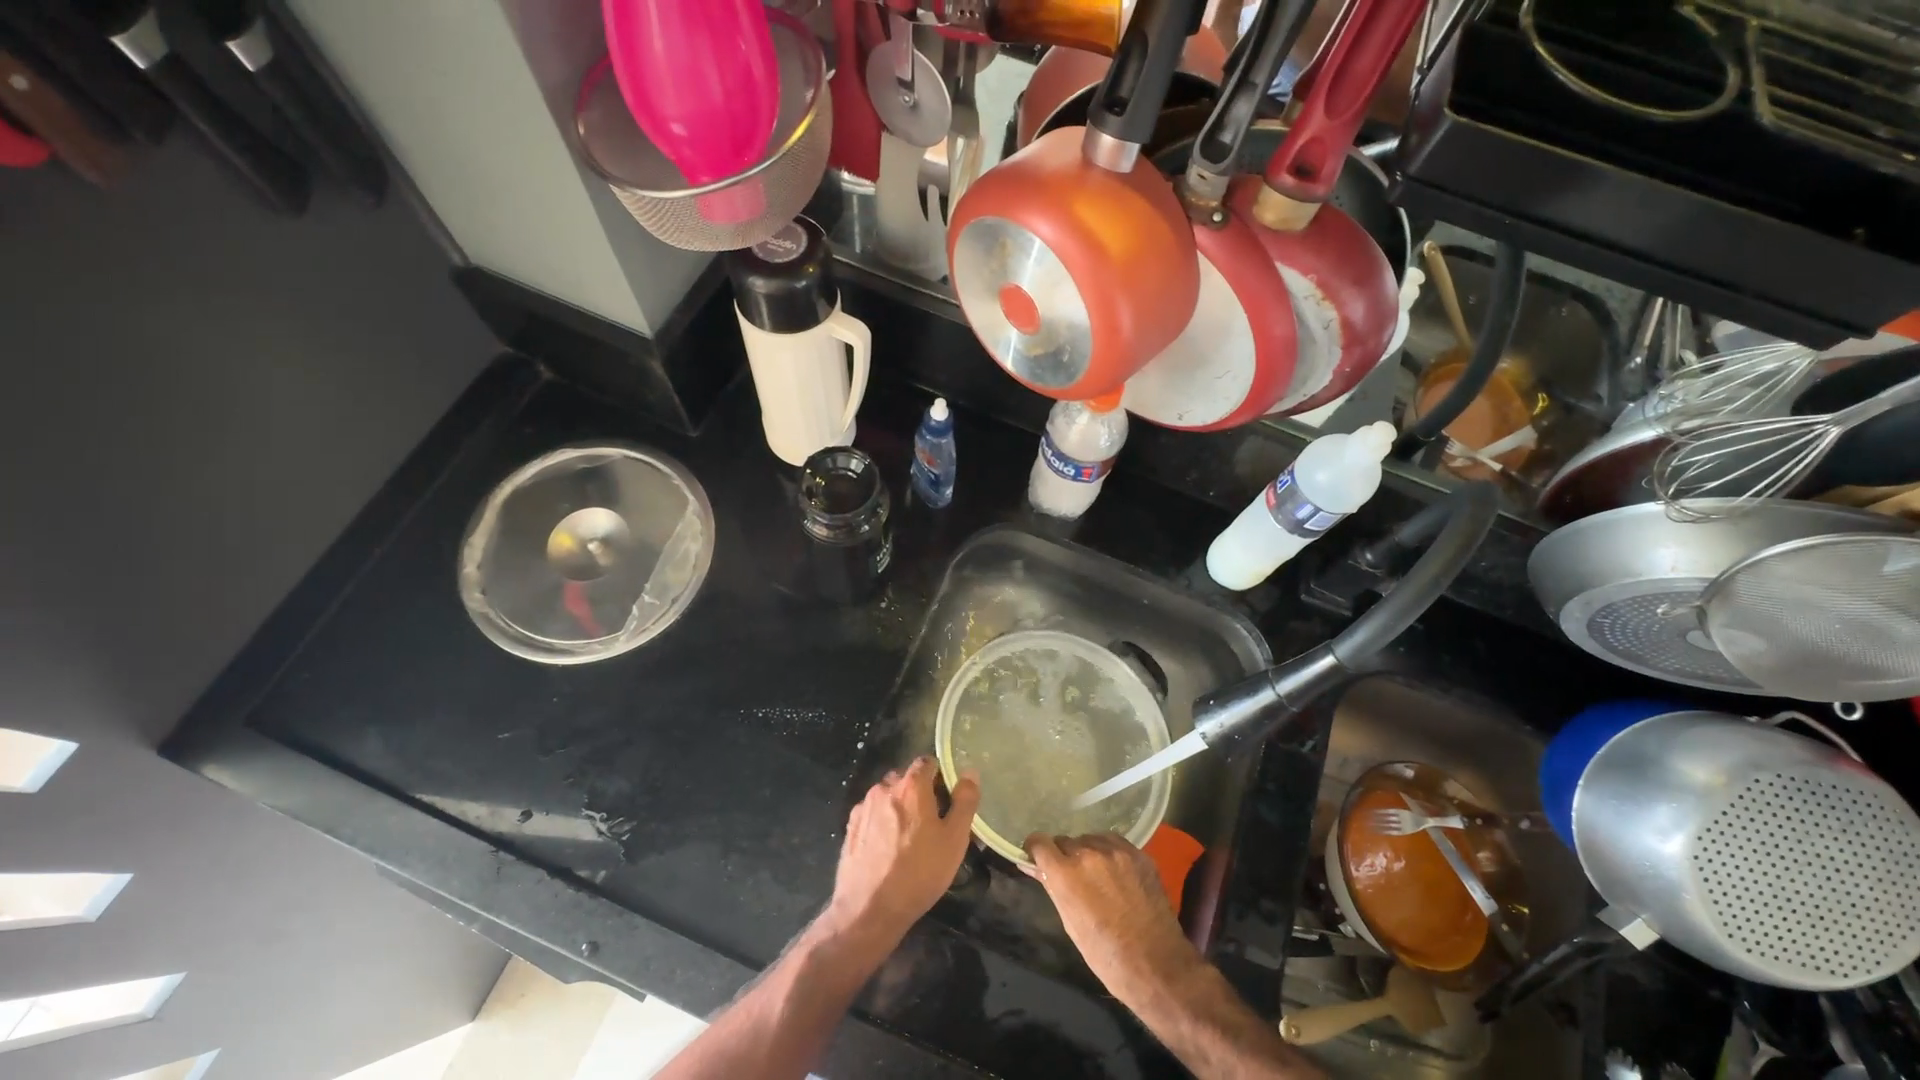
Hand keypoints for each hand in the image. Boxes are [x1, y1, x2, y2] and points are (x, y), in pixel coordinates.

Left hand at [824, 757, 979, 943]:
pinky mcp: (850, 828)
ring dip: (899, 807)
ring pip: (887, 797)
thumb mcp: (954, 839)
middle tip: (933, 822)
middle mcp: (883, 789)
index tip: (948, 796)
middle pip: (905, 779)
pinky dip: (882, 822)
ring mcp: (863, 808)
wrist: (870, 908)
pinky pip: (872, 815)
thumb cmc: (920, 872)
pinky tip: (889, 848)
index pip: (926, 763)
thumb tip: (969, 772)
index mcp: (911, 786)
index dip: (939, 775)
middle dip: (919, 792)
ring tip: (910, 838)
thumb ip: (964, 802)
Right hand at [1025, 833, 1200, 991]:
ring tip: (1096, 876)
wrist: (1155, 963)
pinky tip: (1115, 873)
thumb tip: (1031, 866)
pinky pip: (1115, 843)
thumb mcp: (1069, 922)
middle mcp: (1089, 854)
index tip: (1038, 859)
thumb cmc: (1104, 954)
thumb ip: (1051, 886)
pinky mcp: (1140, 854)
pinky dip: (1109, 853)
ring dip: (1087, 853)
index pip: (1040, 842)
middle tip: (1072, 878)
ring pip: (1090, 839)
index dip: (1036, 850)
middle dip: (1064, 856)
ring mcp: (1118, 852)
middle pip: (1066, 841)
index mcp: (1065, 873)